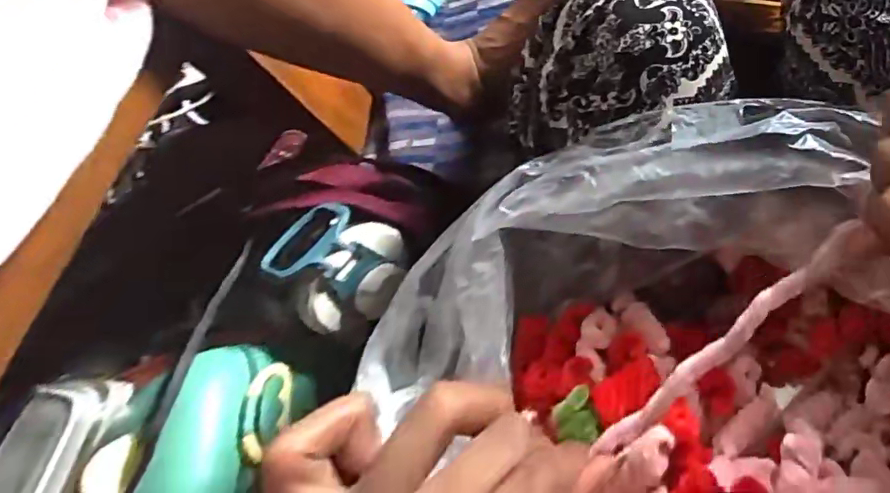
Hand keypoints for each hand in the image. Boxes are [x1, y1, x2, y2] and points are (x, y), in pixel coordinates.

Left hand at [262, 384, 587, 492]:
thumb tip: (587, 476)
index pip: (534, 482)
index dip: (567, 470)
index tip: (581, 471)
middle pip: (504, 437)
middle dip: (532, 442)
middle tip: (537, 457)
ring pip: (438, 407)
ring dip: (478, 410)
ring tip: (492, 425)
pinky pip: (302, 444)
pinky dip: (345, 426)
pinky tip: (373, 443)